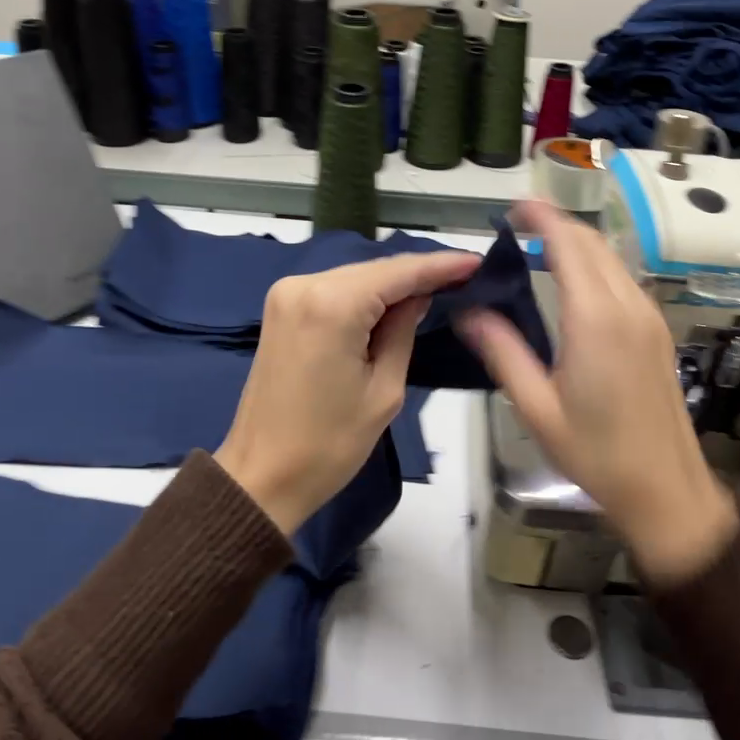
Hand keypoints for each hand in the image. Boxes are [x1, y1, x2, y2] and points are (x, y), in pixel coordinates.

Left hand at [216, 249, 481, 533]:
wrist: (262, 476)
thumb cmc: (329, 444)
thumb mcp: (384, 391)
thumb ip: (403, 332)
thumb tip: (418, 297)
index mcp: (332, 304)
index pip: (398, 272)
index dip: (440, 266)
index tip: (477, 262)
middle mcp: (304, 284)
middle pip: (375, 270)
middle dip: (418, 273)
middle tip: (464, 276)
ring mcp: (287, 294)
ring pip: (355, 277)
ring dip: (392, 283)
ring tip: (439, 287)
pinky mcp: (280, 309)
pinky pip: (334, 290)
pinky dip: (365, 294)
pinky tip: (394, 301)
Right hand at [459, 200, 738, 583]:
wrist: (666, 489)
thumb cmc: (596, 453)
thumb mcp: (536, 407)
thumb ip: (503, 352)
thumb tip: (470, 312)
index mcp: (594, 319)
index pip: (568, 245)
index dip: (542, 217)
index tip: (514, 206)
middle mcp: (627, 307)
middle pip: (593, 243)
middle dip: (557, 223)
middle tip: (519, 222)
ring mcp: (648, 318)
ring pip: (612, 259)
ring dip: (578, 243)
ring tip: (539, 245)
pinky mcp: (656, 332)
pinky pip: (623, 280)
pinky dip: (595, 265)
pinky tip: (573, 282)